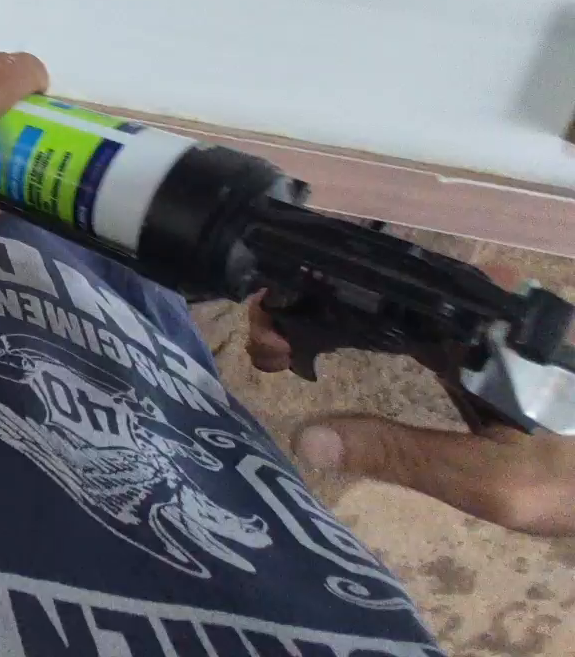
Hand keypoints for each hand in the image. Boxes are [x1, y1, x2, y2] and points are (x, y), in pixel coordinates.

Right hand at [248, 293, 574, 535]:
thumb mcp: (497, 480)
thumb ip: (402, 454)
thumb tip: (304, 438)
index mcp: (470, 320)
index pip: (357, 284)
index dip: (294, 303)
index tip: (266, 343)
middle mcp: (469, 302)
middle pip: (353, 284)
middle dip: (294, 310)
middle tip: (266, 353)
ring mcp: (473, 314)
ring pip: (368, 296)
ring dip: (315, 318)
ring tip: (280, 354)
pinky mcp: (475, 333)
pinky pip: (392, 314)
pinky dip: (345, 328)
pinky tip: (321, 351)